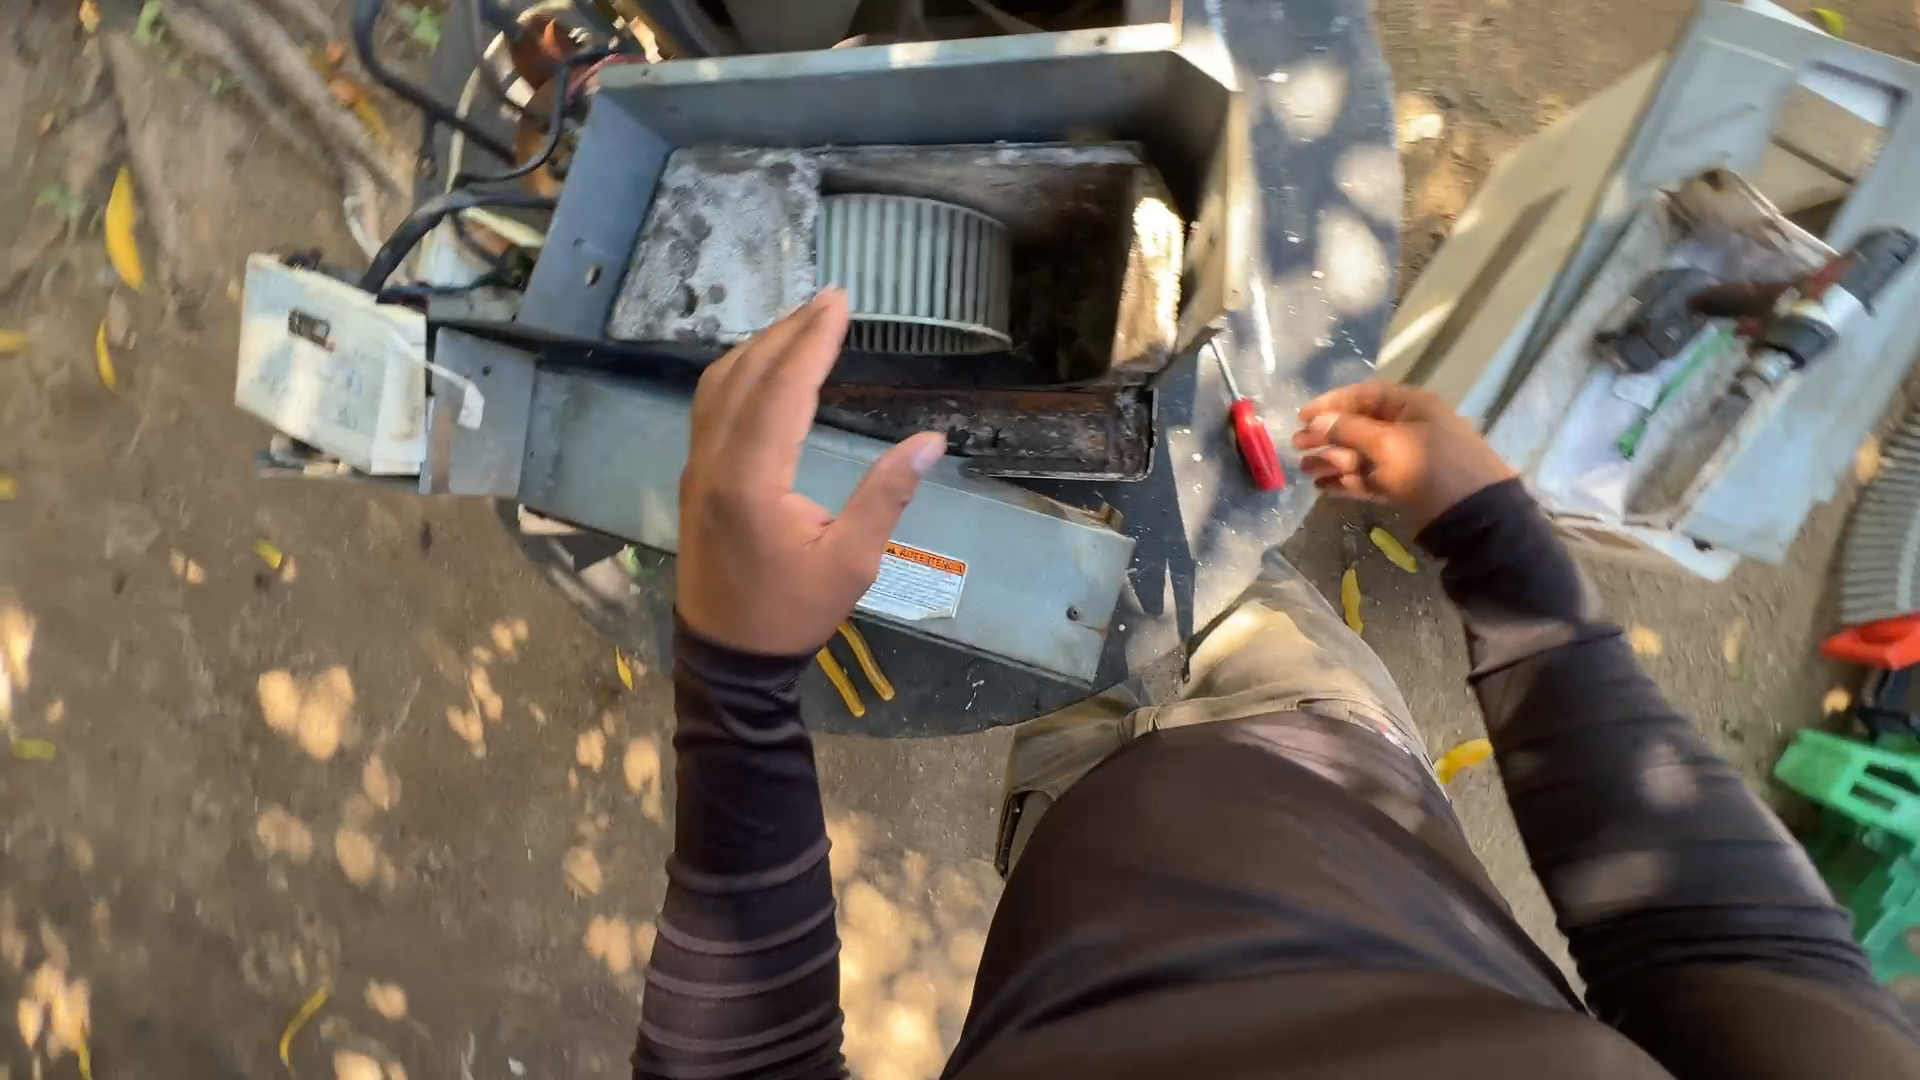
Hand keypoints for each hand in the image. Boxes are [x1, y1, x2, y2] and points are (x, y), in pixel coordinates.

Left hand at [677, 289, 947, 655]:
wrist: (728, 656)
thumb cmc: (792, 613)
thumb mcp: (852, 561)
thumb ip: (886, 494)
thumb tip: (931, 440)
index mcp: (750, 479)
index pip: (782, 389)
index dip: (813, 341)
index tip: (840, 302)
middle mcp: (714, 461)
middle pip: (747, 374)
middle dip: (789, 330)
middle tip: (829, 299)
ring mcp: (697, 468)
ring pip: (720, 385)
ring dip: (761, 347)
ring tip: (802, 324)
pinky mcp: (695, 478)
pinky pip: (711, 407)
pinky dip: (740, 373)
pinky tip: (764, 368)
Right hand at [1290, 380, 1514, 528]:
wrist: (1471, 514)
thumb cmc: (1430, 467)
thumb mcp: (1387, 443)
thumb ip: (1348, 430)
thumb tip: (1317, 421)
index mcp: (1411, 407)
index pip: (1364, 395)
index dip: (1331, 403)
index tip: (1302, 416)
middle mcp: (1407, 427)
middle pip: (1358, 426)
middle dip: (1326, 436)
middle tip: (1296, 446)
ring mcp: (1404, 458)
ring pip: (1359, 455)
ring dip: (1331, 461)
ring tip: (1305, 471)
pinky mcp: (1401, 484)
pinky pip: (1367, 478)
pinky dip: (1345, 482)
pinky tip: (1322, 488)